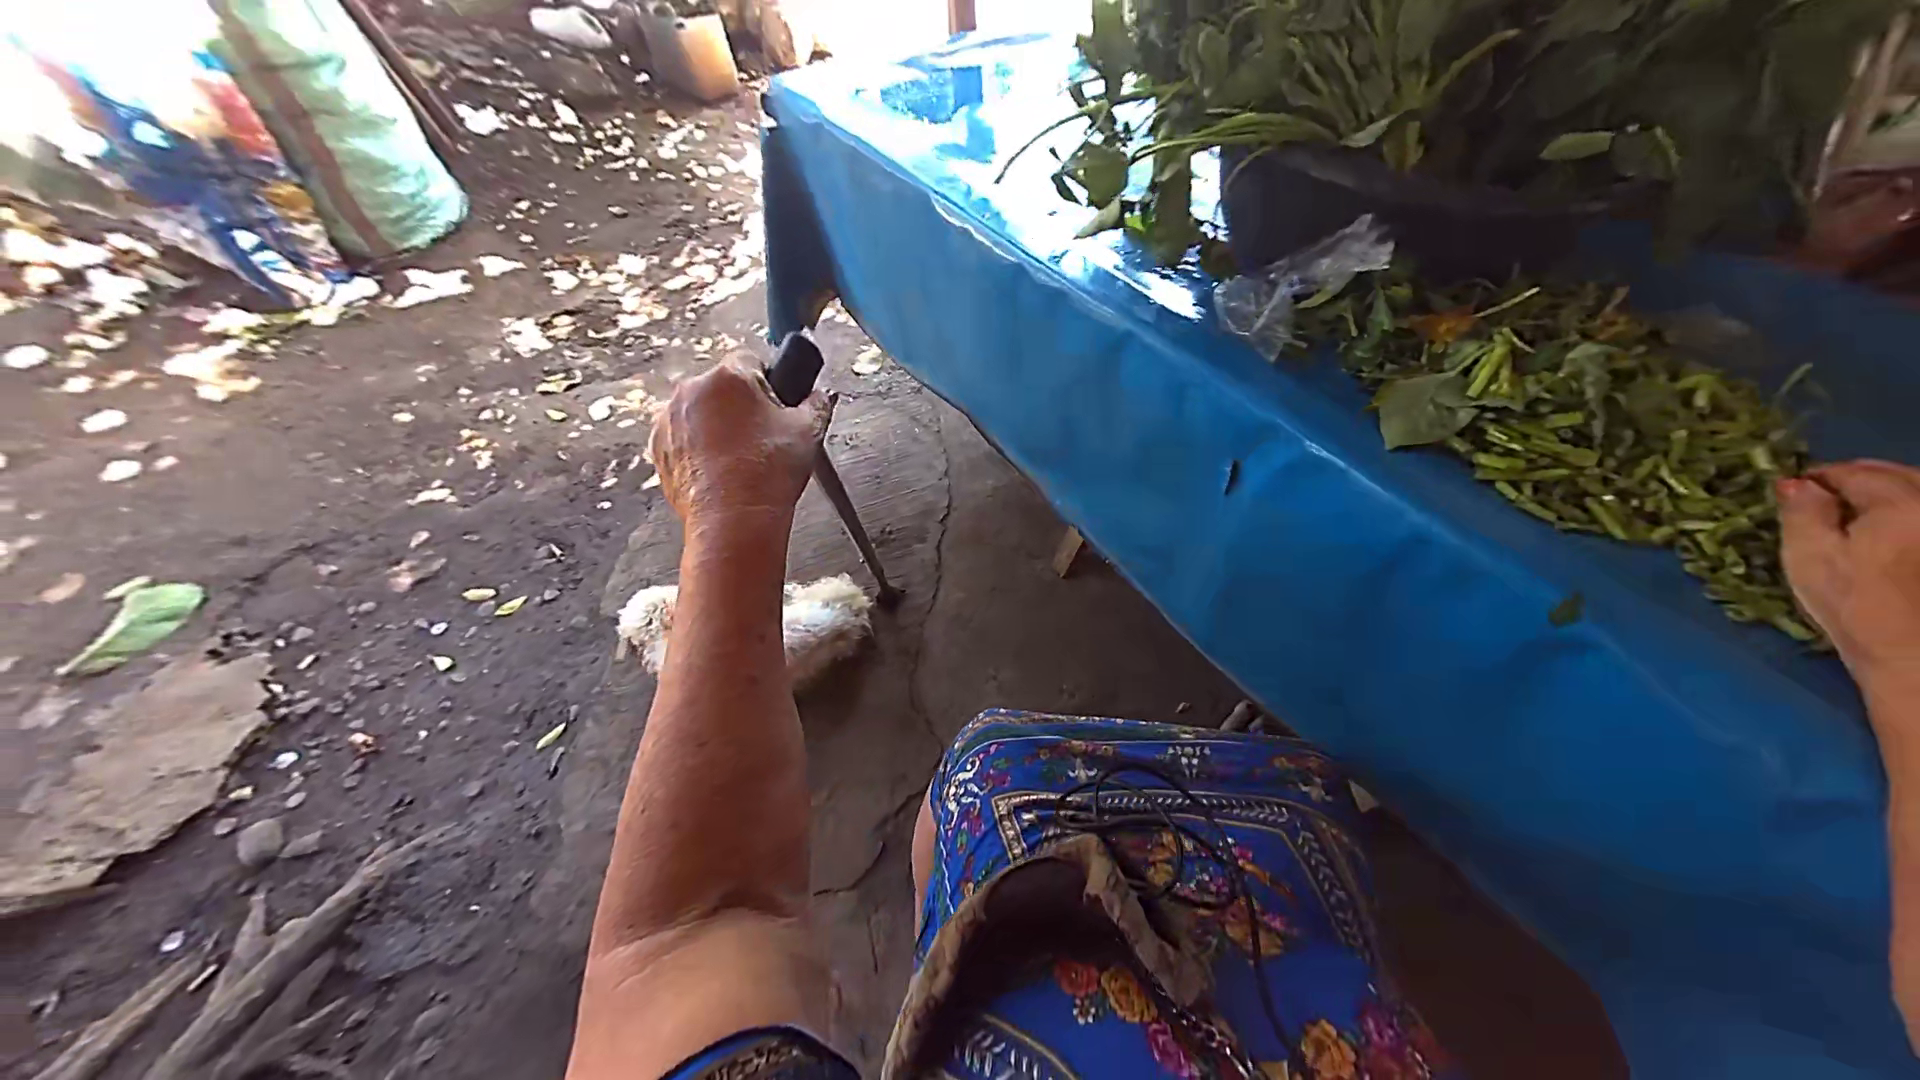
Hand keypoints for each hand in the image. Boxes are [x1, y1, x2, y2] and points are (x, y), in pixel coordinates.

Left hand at [647, 363, 830, 529]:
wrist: (733, 521)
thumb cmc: (767, 477)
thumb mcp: (809, 432)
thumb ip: (817, 403)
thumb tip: (818, 397)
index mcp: (730, 377)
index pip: (752, 360)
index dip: (770, 384)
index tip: (777, 405)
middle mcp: (693, 390)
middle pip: (724, 387)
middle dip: (742, 406)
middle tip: (764, 438)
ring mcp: (671, 419)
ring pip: (702, 412)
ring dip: (719, 427)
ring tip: (744, 459)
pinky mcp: (659, 448)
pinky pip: (684, 438)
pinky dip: (700, 450)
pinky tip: (722, 470)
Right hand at [1779, 460, 1919, 696]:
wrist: (1914, 651)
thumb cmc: (1852, 603)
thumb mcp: (1809, 556)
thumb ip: (1803, 512)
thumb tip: (1796, 484)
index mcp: (1902, 503)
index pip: (1853, 472)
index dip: (1816, 478)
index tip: (1791, 492)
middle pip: (1899, 474)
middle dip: (1858, 481)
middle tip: (1821, 500)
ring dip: (1887, 495)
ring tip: (1856, 516)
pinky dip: (1906, 513)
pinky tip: (1889, 534)